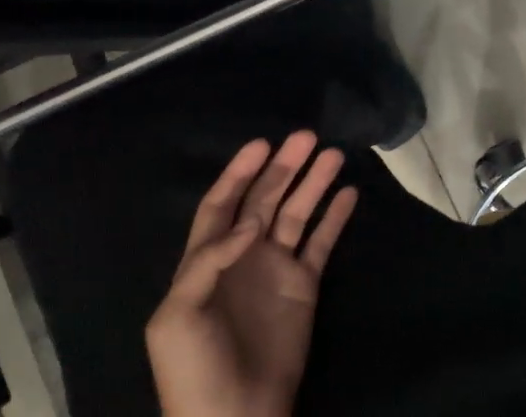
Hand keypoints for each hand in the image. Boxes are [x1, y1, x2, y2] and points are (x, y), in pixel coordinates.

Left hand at [145, 132, 358, 416]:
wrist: (234, 414)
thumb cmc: (193, 367)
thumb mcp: (177, 317)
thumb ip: (207, 263)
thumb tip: (250, 224)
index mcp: (205, 263)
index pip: (221, 207)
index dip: (238, 175)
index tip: (262, 144)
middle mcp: (243, 258)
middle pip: (264, 202)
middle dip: (284, 168)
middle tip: (308, 137)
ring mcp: (276, 270)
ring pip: (296, 214)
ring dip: (314, 184)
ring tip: (334, 155)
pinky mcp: (304, 285)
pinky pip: (322, 241)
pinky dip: (336, 217)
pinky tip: (349, 193)